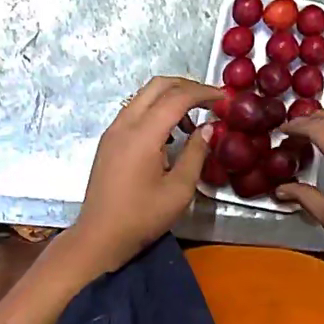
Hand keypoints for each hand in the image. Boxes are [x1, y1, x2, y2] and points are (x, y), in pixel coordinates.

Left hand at [71, 76, 222, 263]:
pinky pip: (135, 111)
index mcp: (143, 134)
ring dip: (170, 99)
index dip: (203, 92)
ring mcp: (113, 131)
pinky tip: (169, 136)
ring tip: (192, 124)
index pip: (177, 97)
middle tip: (209, 101)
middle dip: (186, 86)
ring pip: (144, 96)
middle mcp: (125, 124)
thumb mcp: (179, 190)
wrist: (99, 237)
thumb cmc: (141, 217)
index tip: (224, 98)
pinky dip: (156, 111)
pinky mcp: (109, 141)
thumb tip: (208, 129)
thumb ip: (196, 154)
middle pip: (157, 86)